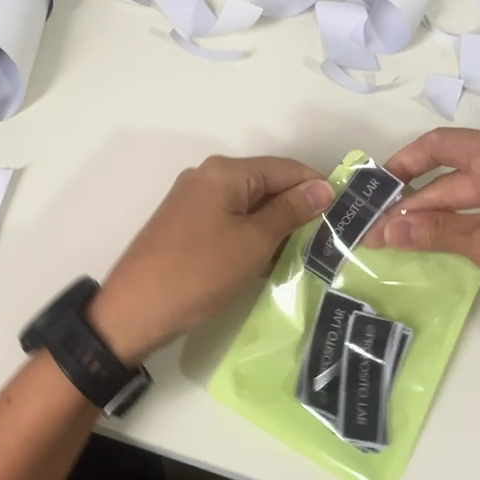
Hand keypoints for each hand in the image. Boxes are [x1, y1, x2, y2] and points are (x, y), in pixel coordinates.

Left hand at [88, 156, 333, 363]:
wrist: (133, 311)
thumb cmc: (198, 272)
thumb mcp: (252, 242)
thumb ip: (289, 211)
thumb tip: (323, 187)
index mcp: (224, 172)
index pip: (285, 168)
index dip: (316, 188)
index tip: (345, 215)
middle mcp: (207, 177)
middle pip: (266, 184)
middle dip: (296, 210)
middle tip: (328, 241)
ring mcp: (193, 201)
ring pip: (249, 206)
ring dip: (275, 228)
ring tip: (305, 256)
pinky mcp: (186, 226)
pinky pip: (230, 222)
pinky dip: (251, 238)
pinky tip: (268, 263)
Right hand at [363, 128, 479, 337]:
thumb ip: (435, 231)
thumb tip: (386, 229)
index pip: (439, 144)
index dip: (403, 162)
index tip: (375, 189)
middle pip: (457, 170)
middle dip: (418, 200)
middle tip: (381, 230)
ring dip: (444, 214)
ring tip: (408, 241)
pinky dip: (473, 221)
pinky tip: (456, 244)